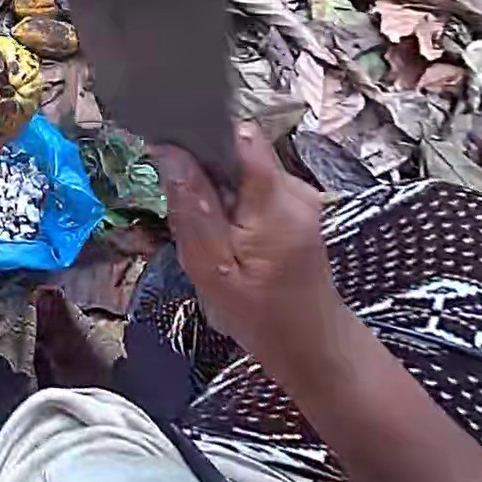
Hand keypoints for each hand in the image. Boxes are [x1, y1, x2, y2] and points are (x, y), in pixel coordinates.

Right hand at [150, 126, 343, 368]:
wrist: (313, 349)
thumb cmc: (260, 314)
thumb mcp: (212, 267)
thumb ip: (192, 207)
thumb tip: (168, 151)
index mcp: (276, 202)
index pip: (240, 136)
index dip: (203, 132)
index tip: (170, 149)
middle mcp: (294, 188)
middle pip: (236, 150)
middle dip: (202, 168)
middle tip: (182, 208)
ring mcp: (298, 195)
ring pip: (239, 166)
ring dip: (213, 185)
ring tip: (201, 225)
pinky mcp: (294, 205)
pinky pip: (249, 182)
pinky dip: (228, 198)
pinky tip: (221, 230)